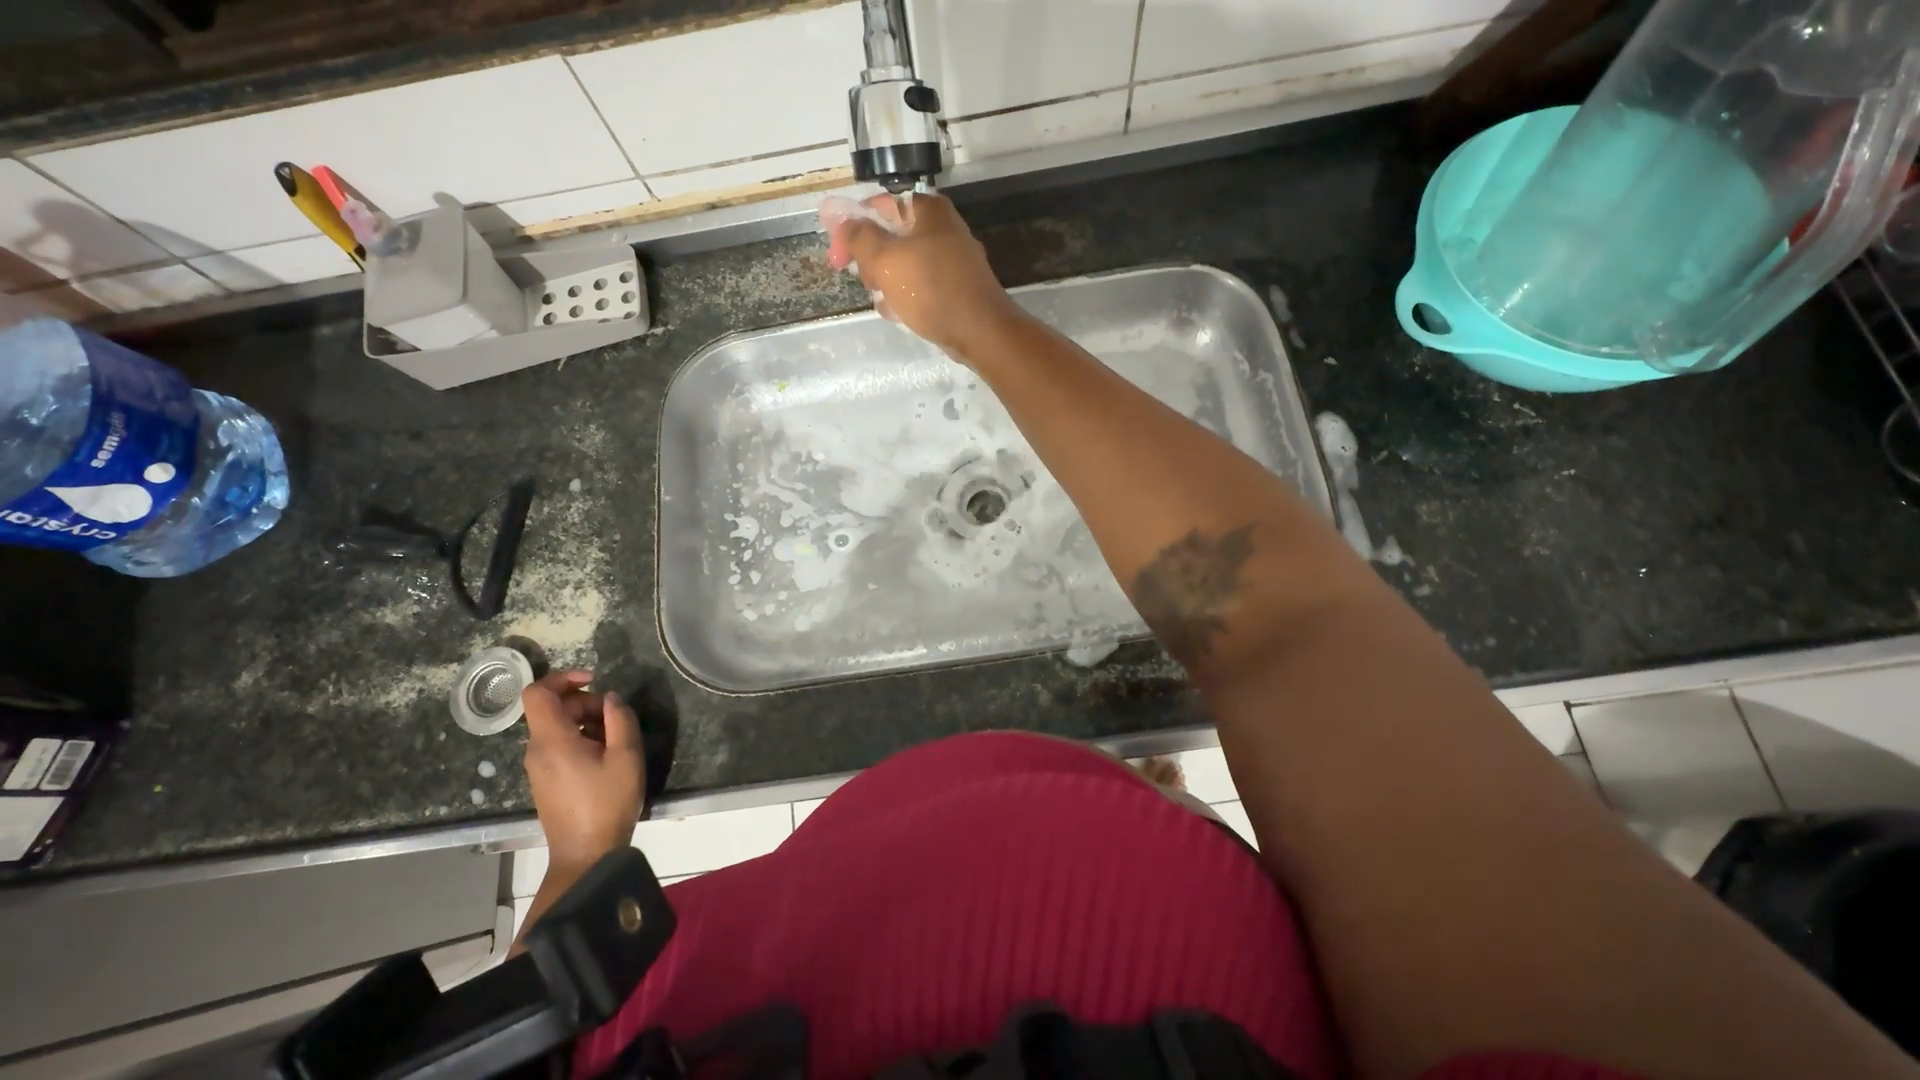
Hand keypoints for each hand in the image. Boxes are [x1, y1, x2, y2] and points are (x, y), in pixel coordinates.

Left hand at [522, 671, 643, 873]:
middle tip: (616, 718)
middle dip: (585, 702)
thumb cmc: (607, 803)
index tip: (594, 680)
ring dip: (585, 722)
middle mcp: (536, 750)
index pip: (537, 693)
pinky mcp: (545, 782)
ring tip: (615, 740)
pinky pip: (557, 747)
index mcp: (552, 739)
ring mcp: (537, 767)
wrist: (586, 855)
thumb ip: (620, 720)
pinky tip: (604, 758)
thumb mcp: (626, 757)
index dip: (563, 678)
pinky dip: (579, 740)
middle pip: (552, 709)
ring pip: (556, 728)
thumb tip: (611, 698)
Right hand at [824, 193, 1027, 358]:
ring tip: (886, 301)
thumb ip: (859, 236)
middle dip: (870, 260)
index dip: (851, 225)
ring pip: (900, 264)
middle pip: (888, 236)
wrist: (980, 332)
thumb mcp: (886, 259)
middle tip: (865, 280)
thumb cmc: (931, 289)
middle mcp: (940, 228)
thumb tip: (843, 221)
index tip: (836, 253)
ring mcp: (948, 258)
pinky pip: (916, 286)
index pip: (878, 205)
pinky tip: (899, 314)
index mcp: (927, 210)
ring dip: (884, 283)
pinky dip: (904, 297)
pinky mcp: (951, 286)